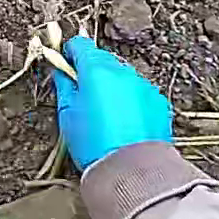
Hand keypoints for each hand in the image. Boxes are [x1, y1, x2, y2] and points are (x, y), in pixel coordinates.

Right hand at [49, 35, 173, 169]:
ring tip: (106, 113)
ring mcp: (144, 85)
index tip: (65, 65)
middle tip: (83, 95)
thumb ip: (64, 86)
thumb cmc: (93, 144)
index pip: (81, 45)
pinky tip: (124, 122)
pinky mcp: (158, 101)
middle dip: (92, 71)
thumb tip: (60, 70)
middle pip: (103, 60)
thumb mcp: (68, 115)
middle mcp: (123, 72)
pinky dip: (131, 100)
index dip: (70, 53)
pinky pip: (140, 92)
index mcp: (97, 71)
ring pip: (122, 76)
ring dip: (113, 86)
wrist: (131, 172)